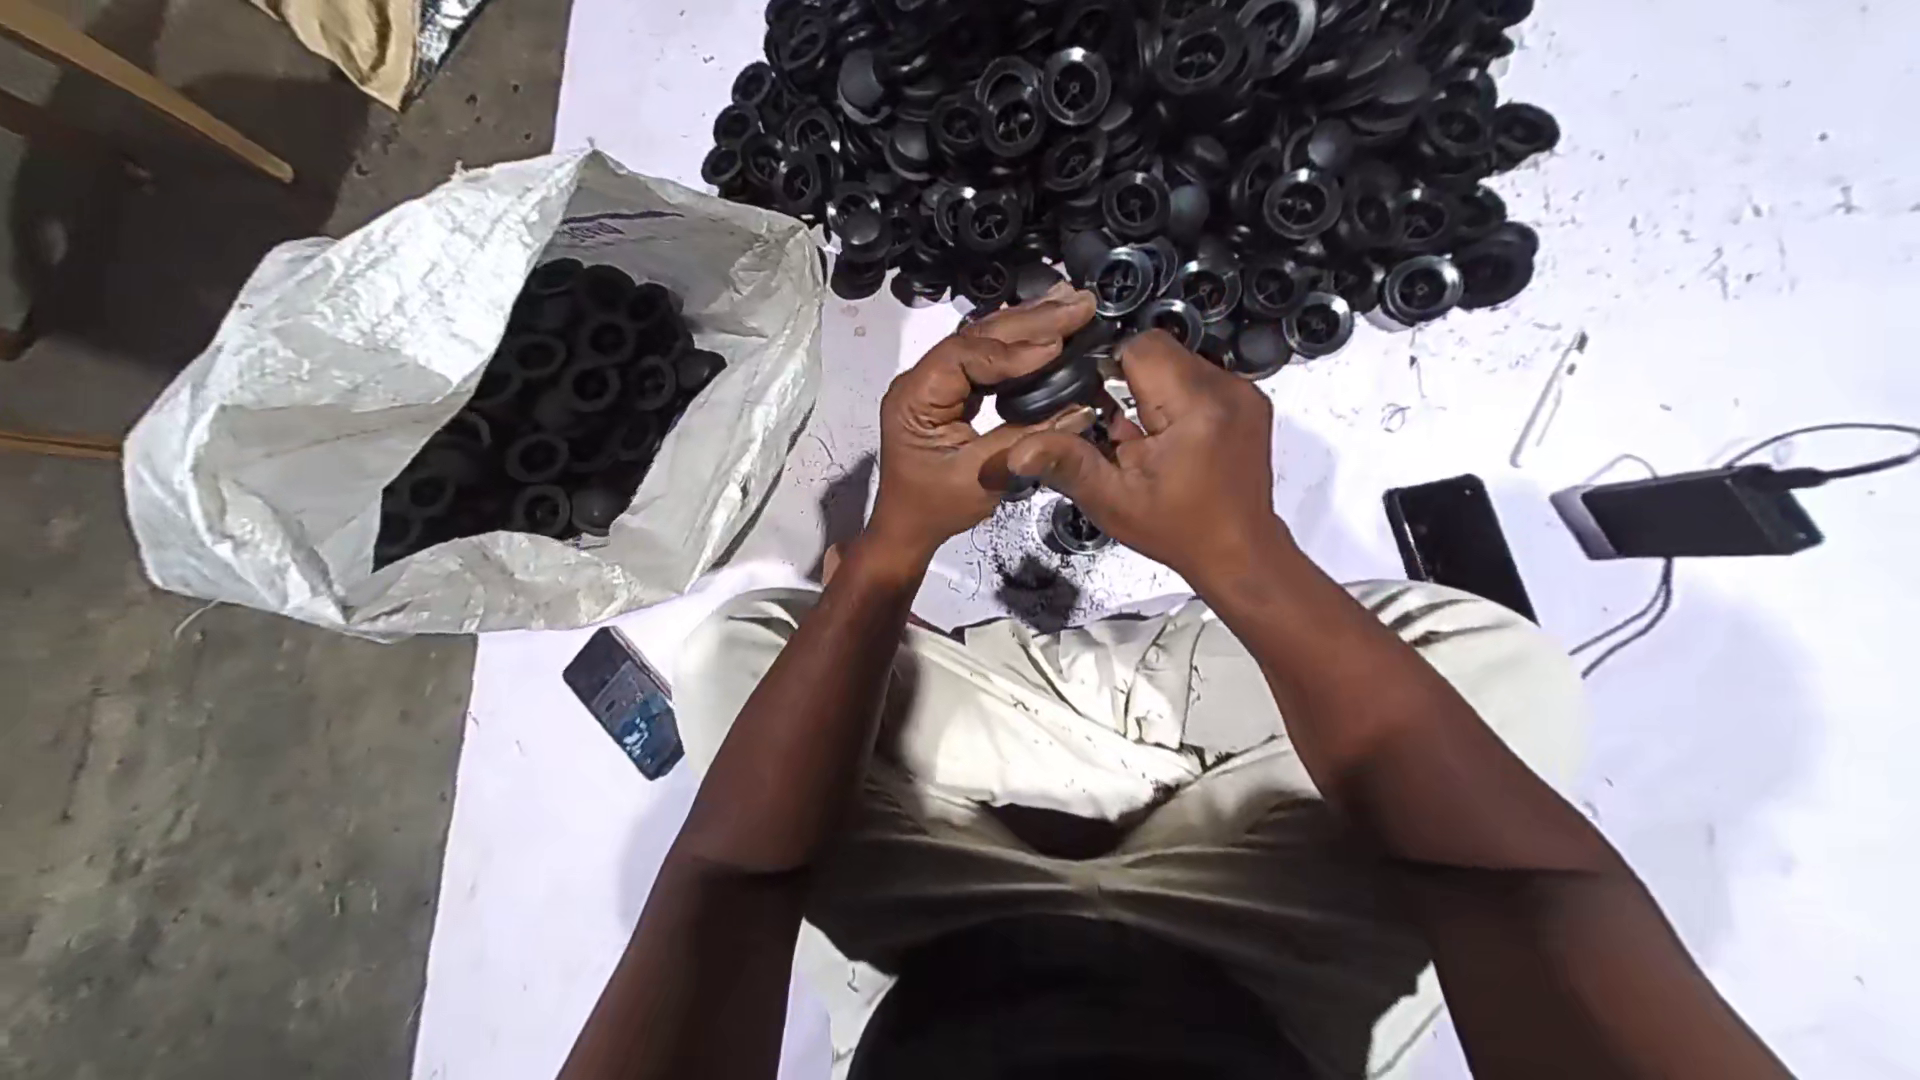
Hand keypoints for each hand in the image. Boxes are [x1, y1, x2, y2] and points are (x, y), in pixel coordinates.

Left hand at [866, 284, 1098, 562]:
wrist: (909, 525)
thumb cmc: (934, 508)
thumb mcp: (982, 476)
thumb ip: (1028, 438)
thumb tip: (1079, 410)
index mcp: (915, 398)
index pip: (964, 355)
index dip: (1012, 349)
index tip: (1056, 345)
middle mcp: (922, 380)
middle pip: (977, 336)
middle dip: (1031, 320)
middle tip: (1078, 304)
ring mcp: (937, 383)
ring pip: (984, 340)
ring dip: (1029, 322)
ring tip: (1070, 303)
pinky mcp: (952, 391)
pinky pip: (987, 357)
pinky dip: (1020, 342)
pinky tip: (1046, 327)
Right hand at [1005, 330, 1290, 587]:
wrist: (1237, 551)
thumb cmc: (1180, 530)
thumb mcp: (1112, 500)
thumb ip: (1067, 464)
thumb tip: (1020, 452)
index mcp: (1195, 409)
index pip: (1140, 346)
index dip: (1109, 371)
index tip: (1103, 408)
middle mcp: (1227, 391)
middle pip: (1158, 350)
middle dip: (1131, 383)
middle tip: (1126, 431)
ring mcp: (1243, 393)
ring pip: (1177, 361)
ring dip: (1153, 390)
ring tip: (1150, 439)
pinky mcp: (1248, 400)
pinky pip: (1199, 377)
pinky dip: (1177, 399)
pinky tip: (1171, 438)